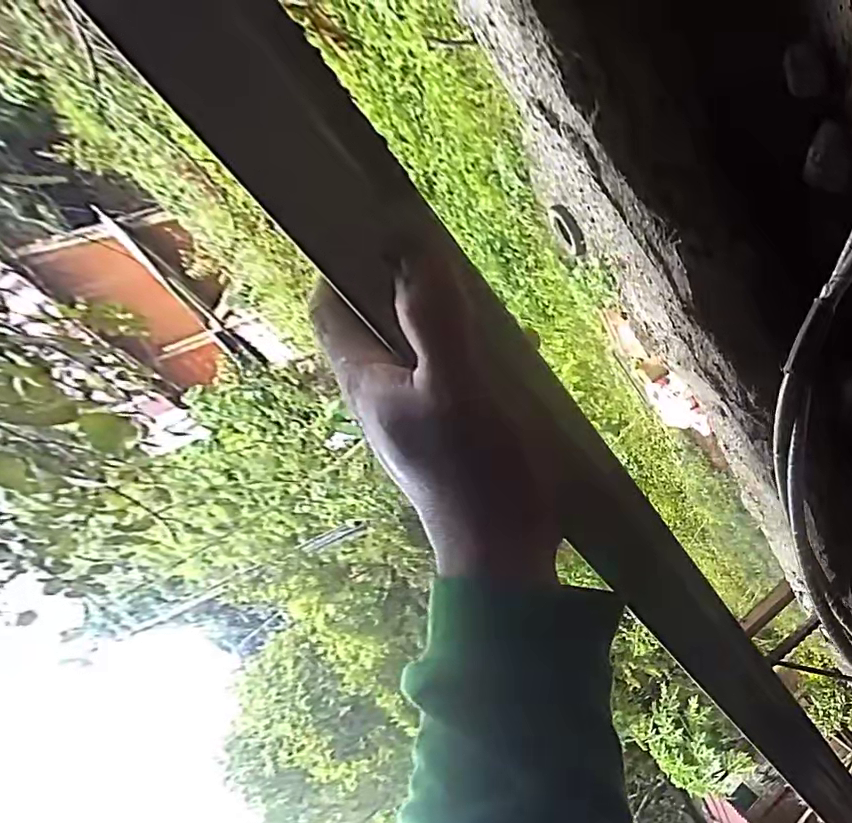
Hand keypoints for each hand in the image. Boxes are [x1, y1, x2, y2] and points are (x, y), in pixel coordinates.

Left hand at [310, 253, 558, 582]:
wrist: (504, 552)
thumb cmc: (477, 474)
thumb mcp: (460, 391)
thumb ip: (435, 323)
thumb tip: (413, 249)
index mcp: (367, 383)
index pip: (332, 307)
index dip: (350, 266)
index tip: (393, 241)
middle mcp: (384, 403)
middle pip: (382, 331)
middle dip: (416, 299)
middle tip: (462, 283)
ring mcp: (420, 427)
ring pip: (425, 362)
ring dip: (456, 337)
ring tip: (502, 329)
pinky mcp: (454, 447)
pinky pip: (459, 391)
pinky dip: (481, 372)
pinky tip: (518, 377)